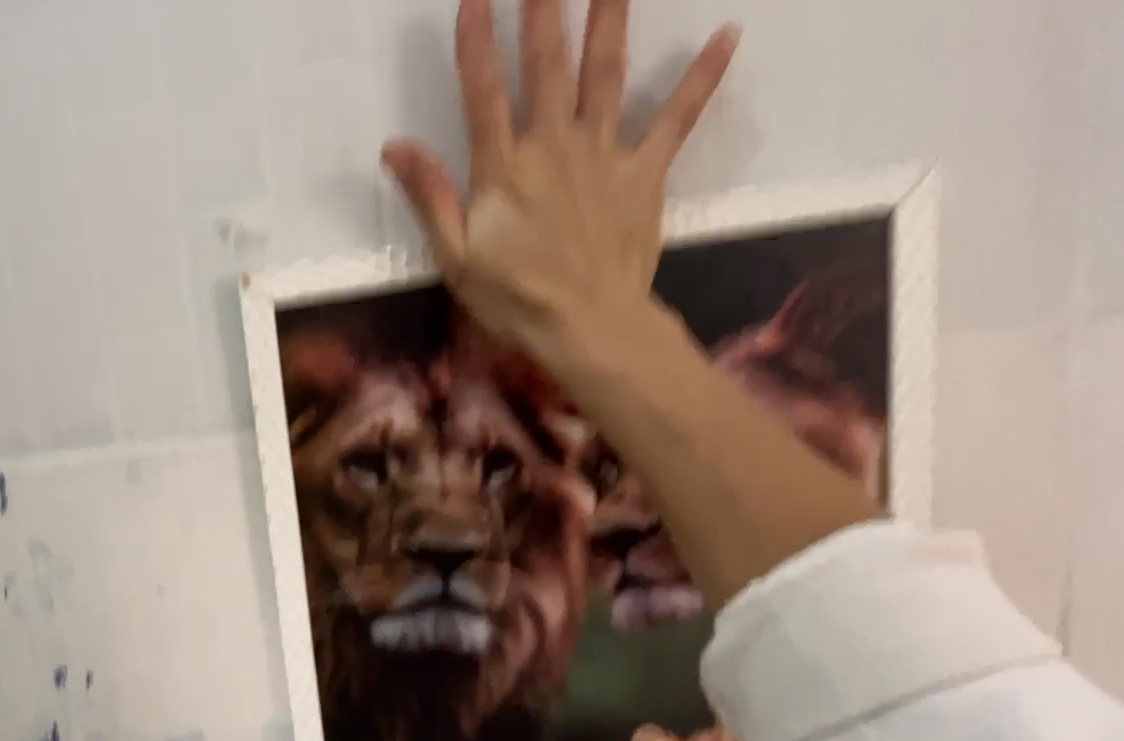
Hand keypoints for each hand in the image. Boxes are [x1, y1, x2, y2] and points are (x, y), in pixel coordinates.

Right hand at [382, 0, 737, 360]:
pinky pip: (677, 119)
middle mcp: (554, 146)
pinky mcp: (644, 173)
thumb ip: (430, 196)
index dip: (476, 44)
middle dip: (544, 8)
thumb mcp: (456, 257)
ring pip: (606, 72)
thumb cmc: (514, 299)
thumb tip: (395, 146)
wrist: (589, 327)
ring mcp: (604, 154)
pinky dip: (701, 78)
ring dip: (609, 16)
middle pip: (547, 65)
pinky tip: (728, 34)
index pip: (484, 94)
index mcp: (504, 169)